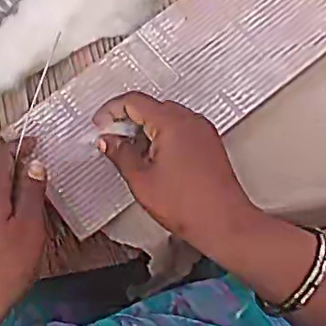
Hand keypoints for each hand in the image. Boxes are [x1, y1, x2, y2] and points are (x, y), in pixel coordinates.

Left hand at [0, 142, 48, 325]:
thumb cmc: (4, 266)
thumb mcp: (29, 228)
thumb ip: (31, 193)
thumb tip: (34, 165)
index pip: (0, 153)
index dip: (18, 144)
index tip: (36, 143)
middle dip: (2, 154)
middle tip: (26, 161)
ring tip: (20, 183)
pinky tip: (6, 206)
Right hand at [94, 92, 266, 250]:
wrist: (225, 224)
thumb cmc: (189, 206)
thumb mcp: (141, 179)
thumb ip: (119, 153)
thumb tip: (107, 141)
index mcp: (171, 123)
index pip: (133, 101)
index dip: (110, 111)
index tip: (99, 124)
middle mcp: (190, 120)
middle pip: (150, 106)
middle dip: (126, 119)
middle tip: (111, 138)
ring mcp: (202, 130)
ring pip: (165, 116)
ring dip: (144, 127)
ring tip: (130, 152)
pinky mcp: (209, 142)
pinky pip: (180, 127)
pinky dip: (162, 135)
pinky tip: (152, 158)